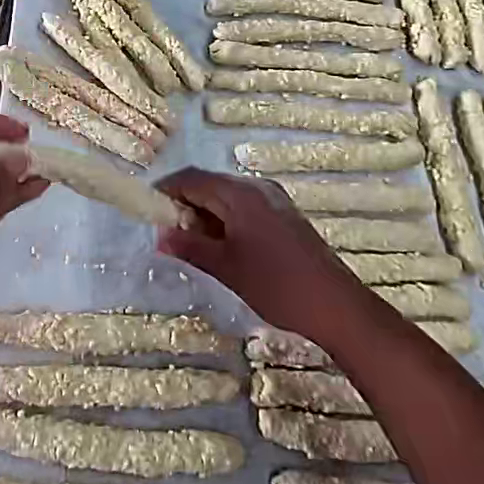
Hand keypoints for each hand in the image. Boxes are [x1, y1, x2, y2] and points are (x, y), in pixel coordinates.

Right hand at [154, 168, 372, 342]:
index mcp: (240, 194)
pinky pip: (244, 207)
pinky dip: (225, 219)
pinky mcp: (284, 215)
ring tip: (192, 244)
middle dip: (185, 203)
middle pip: (210, 184)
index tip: (148, 208)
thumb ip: (190, 247)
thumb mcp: (225, 268)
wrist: (336, 306)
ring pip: (227, 196)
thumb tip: (160, 235)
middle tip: (168, 233)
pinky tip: (221, 246)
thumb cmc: (276, 286)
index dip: (166, 189)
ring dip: (205, 213)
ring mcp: (274, 200)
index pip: (192, 178)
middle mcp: (257, 188)